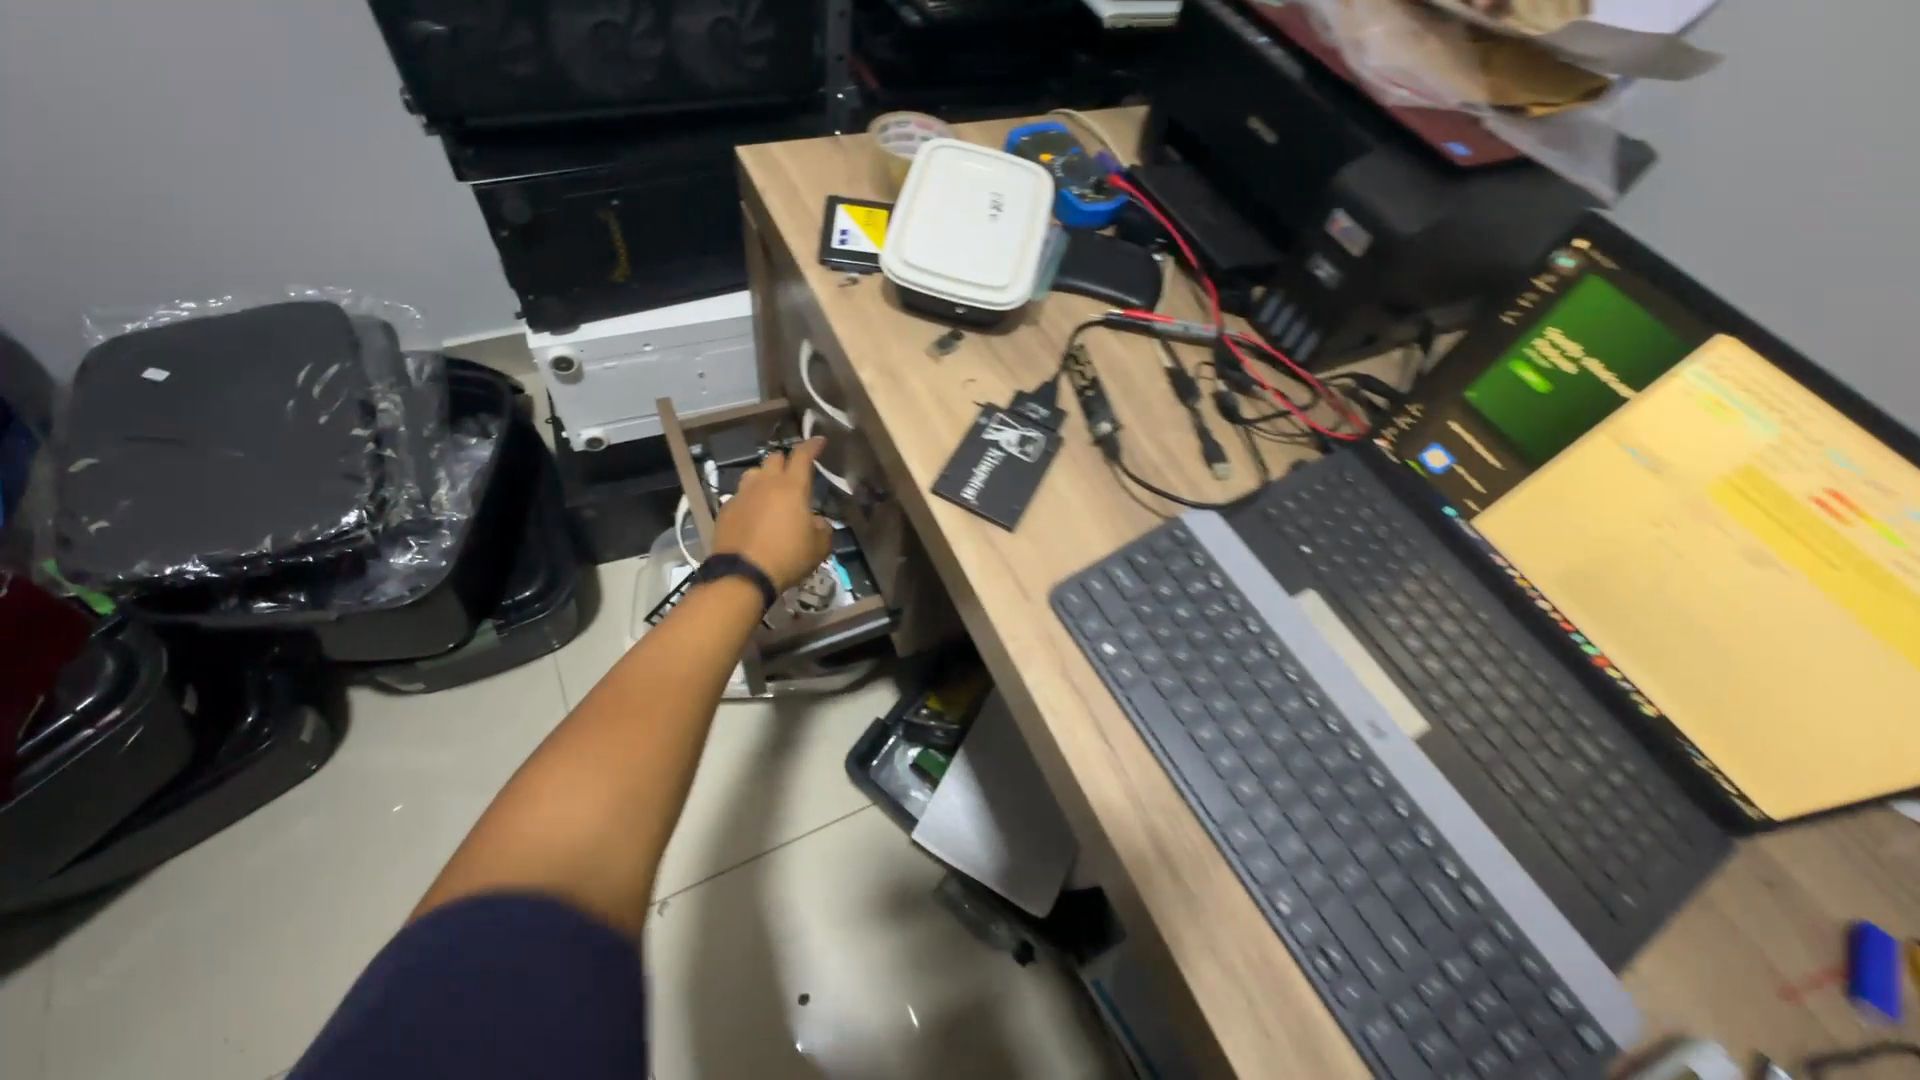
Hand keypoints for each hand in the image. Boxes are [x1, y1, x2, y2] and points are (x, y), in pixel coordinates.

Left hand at [710, 437, 831, 592]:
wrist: (743, 574)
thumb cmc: (788, 557)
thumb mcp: (818, 547)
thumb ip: (822, 529)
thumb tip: (817, 522)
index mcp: (792, 487)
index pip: (803, 456)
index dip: (812, 446)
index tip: (819, 440)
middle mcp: (765, 484)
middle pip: (774, 458)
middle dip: (785, 461)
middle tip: (793, 472)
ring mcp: (742, 495)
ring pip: (753, 474)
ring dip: (764, 477)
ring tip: (770, 491)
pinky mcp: (725, 510)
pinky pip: (739, 496)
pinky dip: (749, 500)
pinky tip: (753, 514)